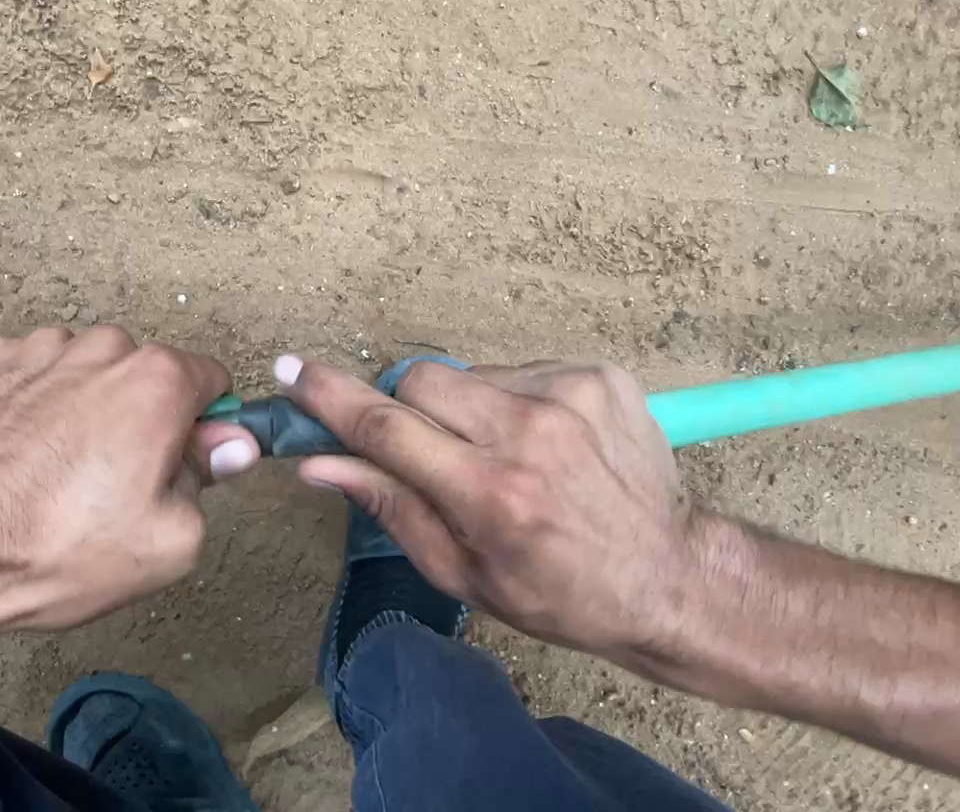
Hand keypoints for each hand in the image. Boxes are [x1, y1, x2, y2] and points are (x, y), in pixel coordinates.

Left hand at [0, 327, 259, 669]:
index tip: (178, 462)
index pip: (211, 380)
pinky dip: (33, 403)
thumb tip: (235, 441)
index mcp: (156, 380)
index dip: (203, 425)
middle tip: (111, 481)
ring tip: (52, 471)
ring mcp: (37, 347)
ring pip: (87, 370)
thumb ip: (210, 477)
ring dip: (85, 406)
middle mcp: (101, 346)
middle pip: (146, 375)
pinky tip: (11, 452)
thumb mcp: (167, 541)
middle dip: (141, 416)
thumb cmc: (56, 550)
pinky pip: (33, 373)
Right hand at [280, 356, 698, 659]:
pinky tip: (542, 439)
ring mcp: (571, 395)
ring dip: (464, 407)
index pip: (385, 428)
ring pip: (467, 373)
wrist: (668, 576)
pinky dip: (511, 399)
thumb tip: (317, 463)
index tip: (291, 369)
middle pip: (419, 380)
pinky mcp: (600, 374)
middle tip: (432, 448)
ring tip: (502, 451)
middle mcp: (529, 433)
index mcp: (490, 494)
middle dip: (407, 408)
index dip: (329, 397)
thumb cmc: (553, 590)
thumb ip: (387, 505)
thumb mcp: (460, 571)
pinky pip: (517, 369)